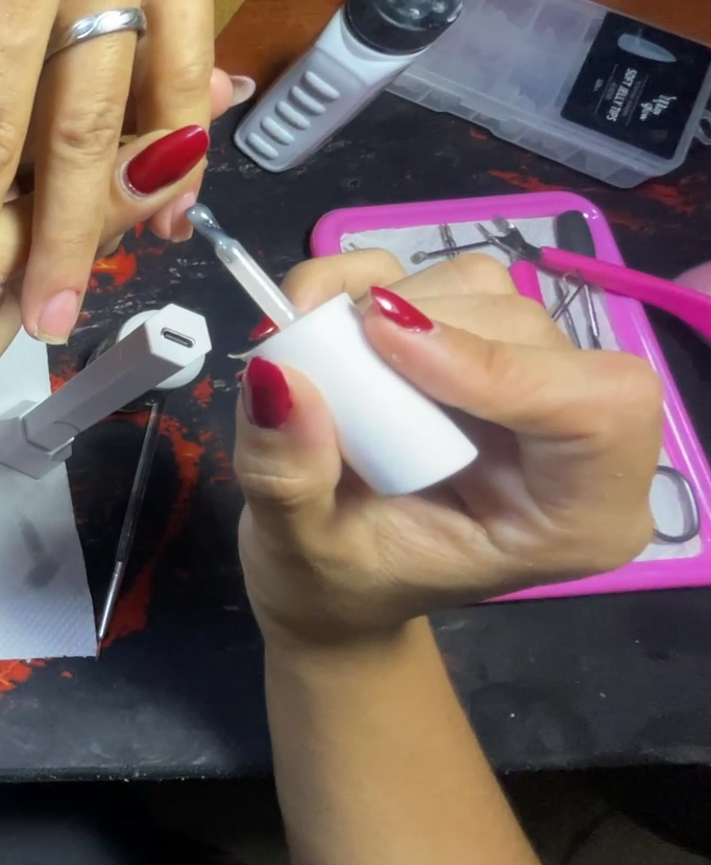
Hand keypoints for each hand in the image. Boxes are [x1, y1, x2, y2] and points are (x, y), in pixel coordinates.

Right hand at [233, 252, 663, 648]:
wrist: (322, 581)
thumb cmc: (325, 584)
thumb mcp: (297, 548)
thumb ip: (288, 476)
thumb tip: (274, 376)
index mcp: (564, 513)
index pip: (592, 405)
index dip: (492, 362)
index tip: (376, 340)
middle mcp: (561, 439)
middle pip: (523, 333)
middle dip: (407, 331)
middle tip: (307, 357)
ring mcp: (513, 386)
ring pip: (480, 294)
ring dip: (380, 303)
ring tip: (308, 351)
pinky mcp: (457, 354)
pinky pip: (434, 282)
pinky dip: (363, 280)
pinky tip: (317, 316)